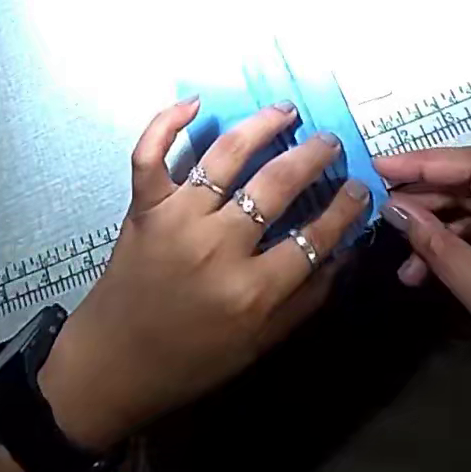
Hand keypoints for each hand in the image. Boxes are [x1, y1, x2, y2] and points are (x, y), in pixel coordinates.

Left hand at [36, 98, 368, 451]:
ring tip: (286, 111)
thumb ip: (307, 300)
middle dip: (313, 156)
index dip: (345, 208)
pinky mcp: (143, 207)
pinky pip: (151, 155)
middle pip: (276, 184)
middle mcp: (217, 247)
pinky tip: (195, 102)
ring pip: (225, 155)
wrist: (110, 368)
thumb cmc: (192, 359)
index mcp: (251, 291)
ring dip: (262, 125)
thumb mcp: (260, 344)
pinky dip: (167, 123)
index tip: (360, 187)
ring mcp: (177, 220)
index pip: (313, 237)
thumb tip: (346, 253)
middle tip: (329, 141)